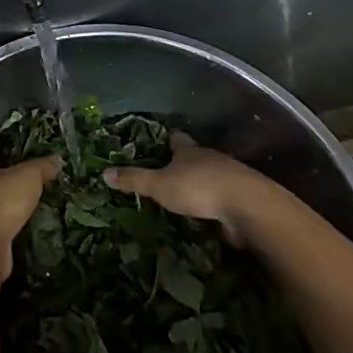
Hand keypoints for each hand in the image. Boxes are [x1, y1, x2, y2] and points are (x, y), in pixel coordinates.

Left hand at [0, 153, 59, 277]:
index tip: (2, 155)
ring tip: (31, 214)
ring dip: (9, 214)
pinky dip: (12, 235)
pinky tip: (26, 237)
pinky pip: (1, 235)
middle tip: (26, 189)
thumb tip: (56, 159)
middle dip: (4, 188)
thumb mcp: (29, 176)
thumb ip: (41, 167)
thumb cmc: (4, 200)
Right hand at [104, 132, 274, 243]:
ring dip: (203, 183)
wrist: (248, 206)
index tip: (161, 140)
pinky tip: (210, 213)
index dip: (167, 139)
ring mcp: (231, 177)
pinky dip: (217, 203)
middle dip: (185, 162)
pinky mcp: (244, 198)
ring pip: (213, 175)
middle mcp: (211, 158)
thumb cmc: (198, 188)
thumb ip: (134, 179)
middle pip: (196, 156)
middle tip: (170, 170)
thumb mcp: (159, 185)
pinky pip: (226, 197)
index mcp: (189, 150)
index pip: (176, 138)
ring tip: (188, 195)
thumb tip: (103, 172)